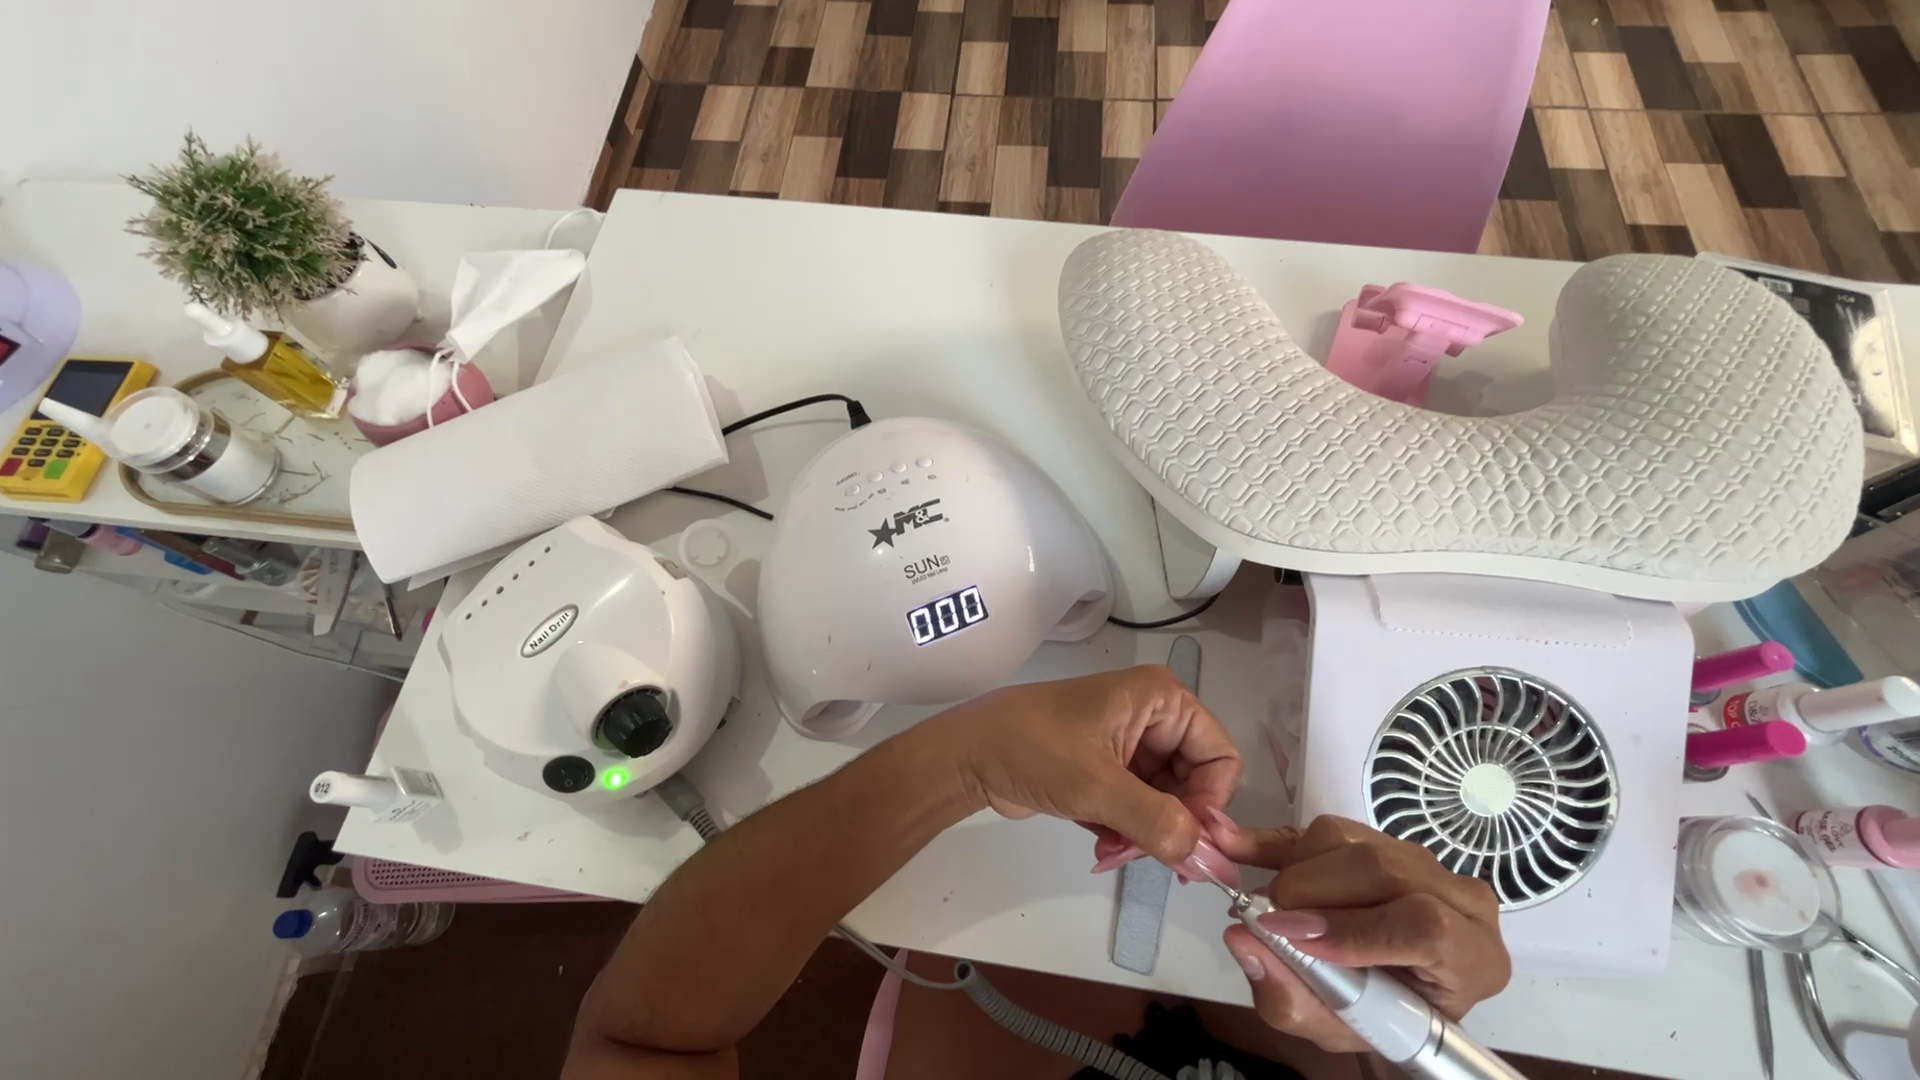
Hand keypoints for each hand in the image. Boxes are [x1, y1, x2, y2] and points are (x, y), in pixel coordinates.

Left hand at [919, 666, 1242, 864]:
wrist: (970, 754)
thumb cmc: (1034, 749)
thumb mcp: (1097, 786)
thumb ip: (1157, 822)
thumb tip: (1206, 861)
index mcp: (1161, 700)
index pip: (1219, 757)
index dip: (1211, 803)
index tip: (1189, 844)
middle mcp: (1152, 718)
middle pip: (1194, 784)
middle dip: (1172, 826)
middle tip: (1145, 857)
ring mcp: (1129, 746)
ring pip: (1167, 803)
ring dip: (1146, 835)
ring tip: (1112, 852)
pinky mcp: (1107, 771)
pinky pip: (1139, 809)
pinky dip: (1127, 833)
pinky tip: (1102, 848)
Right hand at [1212, 816, 1510, 1053]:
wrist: (1391, 990)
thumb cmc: (1379, 1019)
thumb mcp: (1338, 1031)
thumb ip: (1291, 997)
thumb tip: (1242, 939)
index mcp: (1472, 959)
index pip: (1424, 926)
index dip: (1354, 928)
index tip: (1293, 936)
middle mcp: (1458, 899)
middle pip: (1379, 870)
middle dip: (1309, 890)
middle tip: (1265, 919)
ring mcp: (1420, 859)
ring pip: (1347, 840)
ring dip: (1294, 868)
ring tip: (1270, 904)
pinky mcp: (1378, 836)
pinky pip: (1323, 828)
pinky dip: (1275, 841)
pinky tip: (1235, 846)